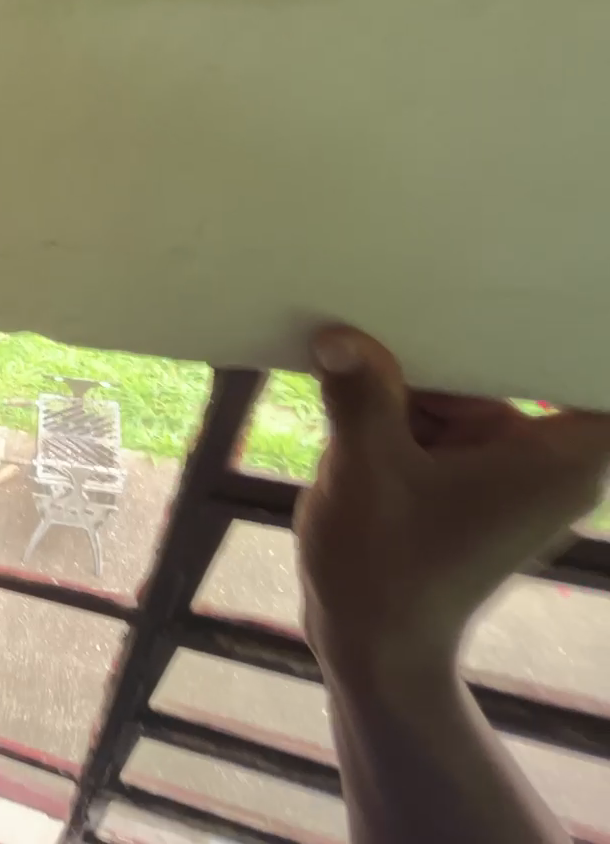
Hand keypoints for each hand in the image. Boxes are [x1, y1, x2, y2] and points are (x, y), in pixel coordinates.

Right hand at [295, 327, 609, 669]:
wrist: (370, 634)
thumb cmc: (386, 560)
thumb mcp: (364, 469)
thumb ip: (359, 398)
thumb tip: (337, 336)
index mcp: (561, 458)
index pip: (585, 377)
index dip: (554, 334)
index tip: (511, 289)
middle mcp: (542, 461)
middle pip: (500, 379)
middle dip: (435, 359)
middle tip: (380, 321)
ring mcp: (494, 475)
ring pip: (451, 400)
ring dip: (397, 390)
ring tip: (343, 372)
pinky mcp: (452, 485)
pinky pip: (426, 427)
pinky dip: (387, 414)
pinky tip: (342, 406)